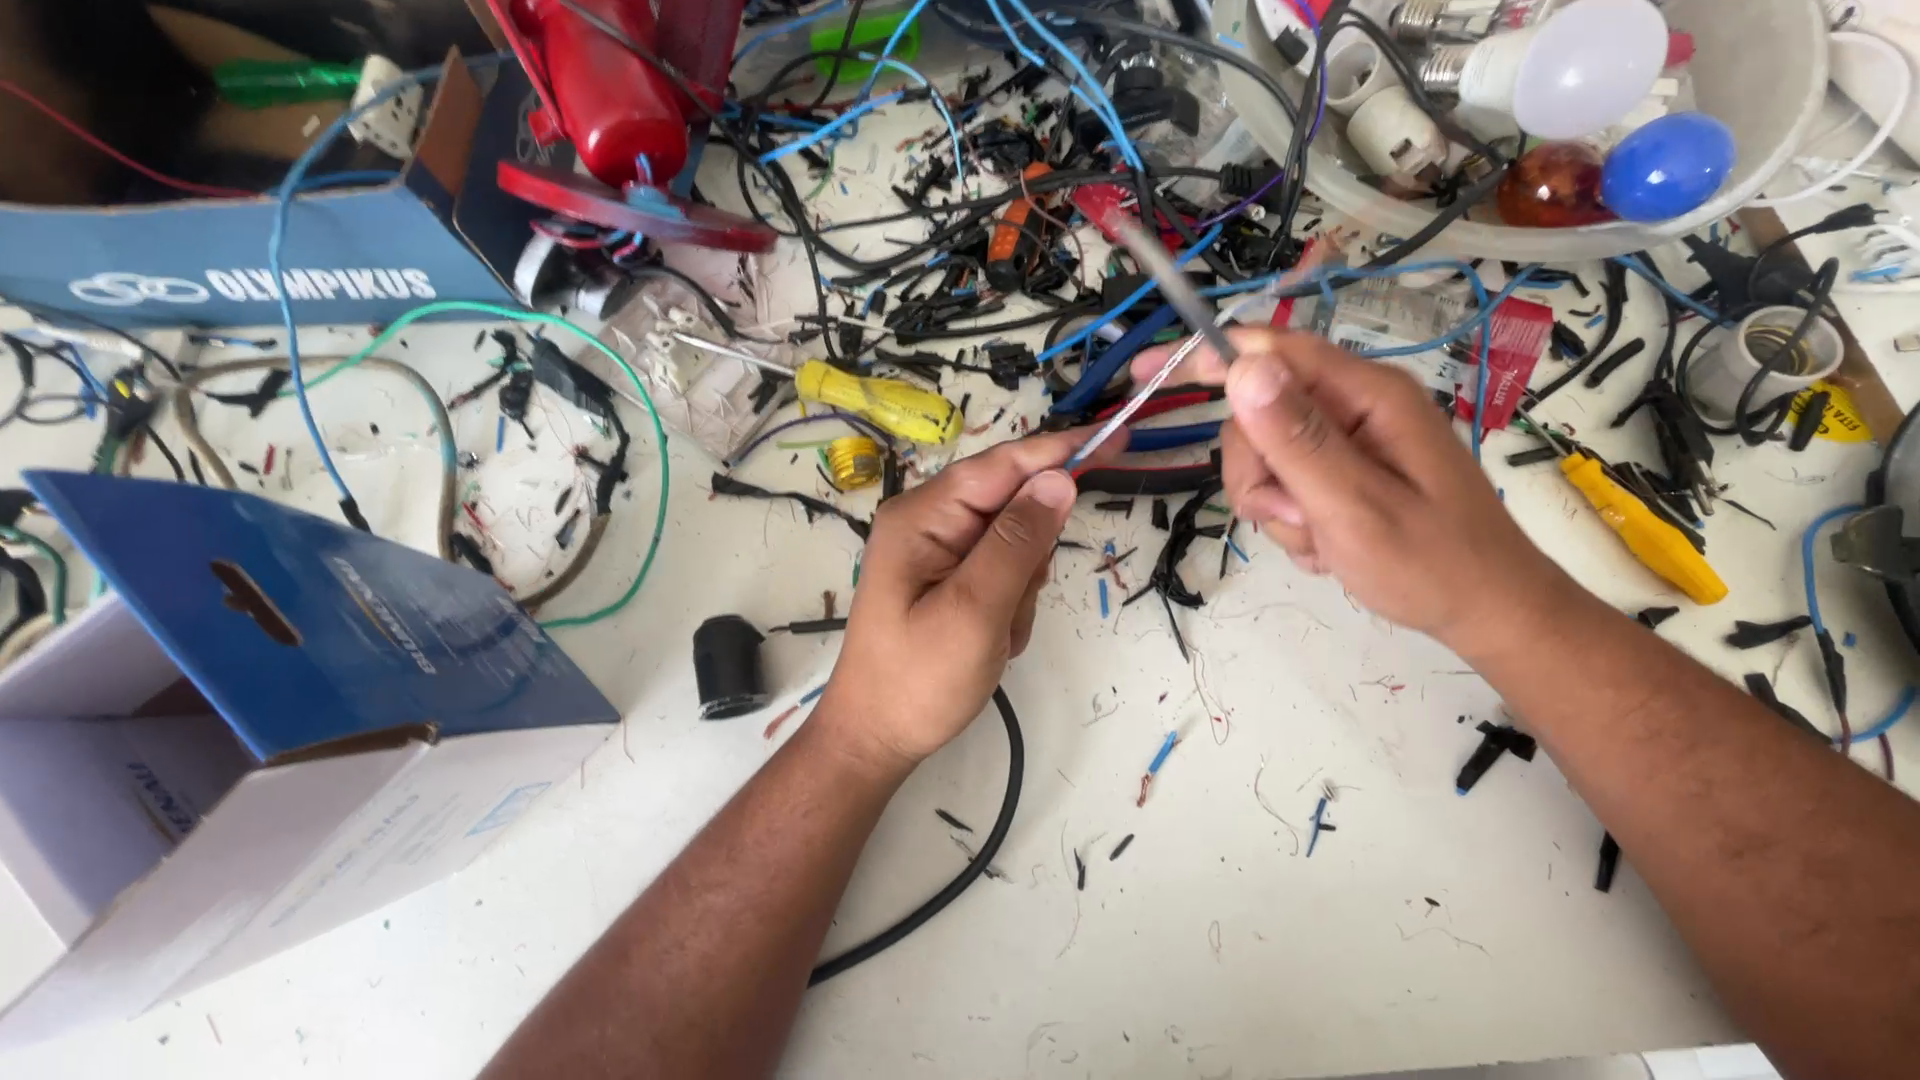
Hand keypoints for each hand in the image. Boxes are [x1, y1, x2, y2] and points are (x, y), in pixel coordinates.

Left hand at [816, 429, 1119, 767]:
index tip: (1118, 438)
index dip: (1059, 451)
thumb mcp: (975, 610)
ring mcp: (938, 551)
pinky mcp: (949, 578)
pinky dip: (1011, 604)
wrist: (878, 736)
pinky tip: (990, 639)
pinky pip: (1004, 573)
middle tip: (1010, 607)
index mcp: (921, 516)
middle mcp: (927, 522)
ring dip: (1021, 589)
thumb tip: (1059, 478)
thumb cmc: (918, 679)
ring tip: (995, 632)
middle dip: (1029, 558)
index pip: (1001, 466)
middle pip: (1012, 506)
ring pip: (1016, 544)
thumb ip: (1018, 542)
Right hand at [1132, 328, 1576, 650]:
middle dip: (1257, 472)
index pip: (1272, 351)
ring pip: (1263, 456)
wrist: (1485, 612)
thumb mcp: (1354, 505)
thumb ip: (1296, 438)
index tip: (1147, 373)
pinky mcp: (1343, 470)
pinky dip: (1292, 520)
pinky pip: (1283, 484)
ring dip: (1275, 506)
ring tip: (1319, 540)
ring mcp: (1348, 440)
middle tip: (1291, 517)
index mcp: (1367, 395)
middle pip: (1257, 415)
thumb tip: (1241, 368)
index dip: (1207, 356)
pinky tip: (1326, 546)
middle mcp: (1355, 406)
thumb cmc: (1431, 563)